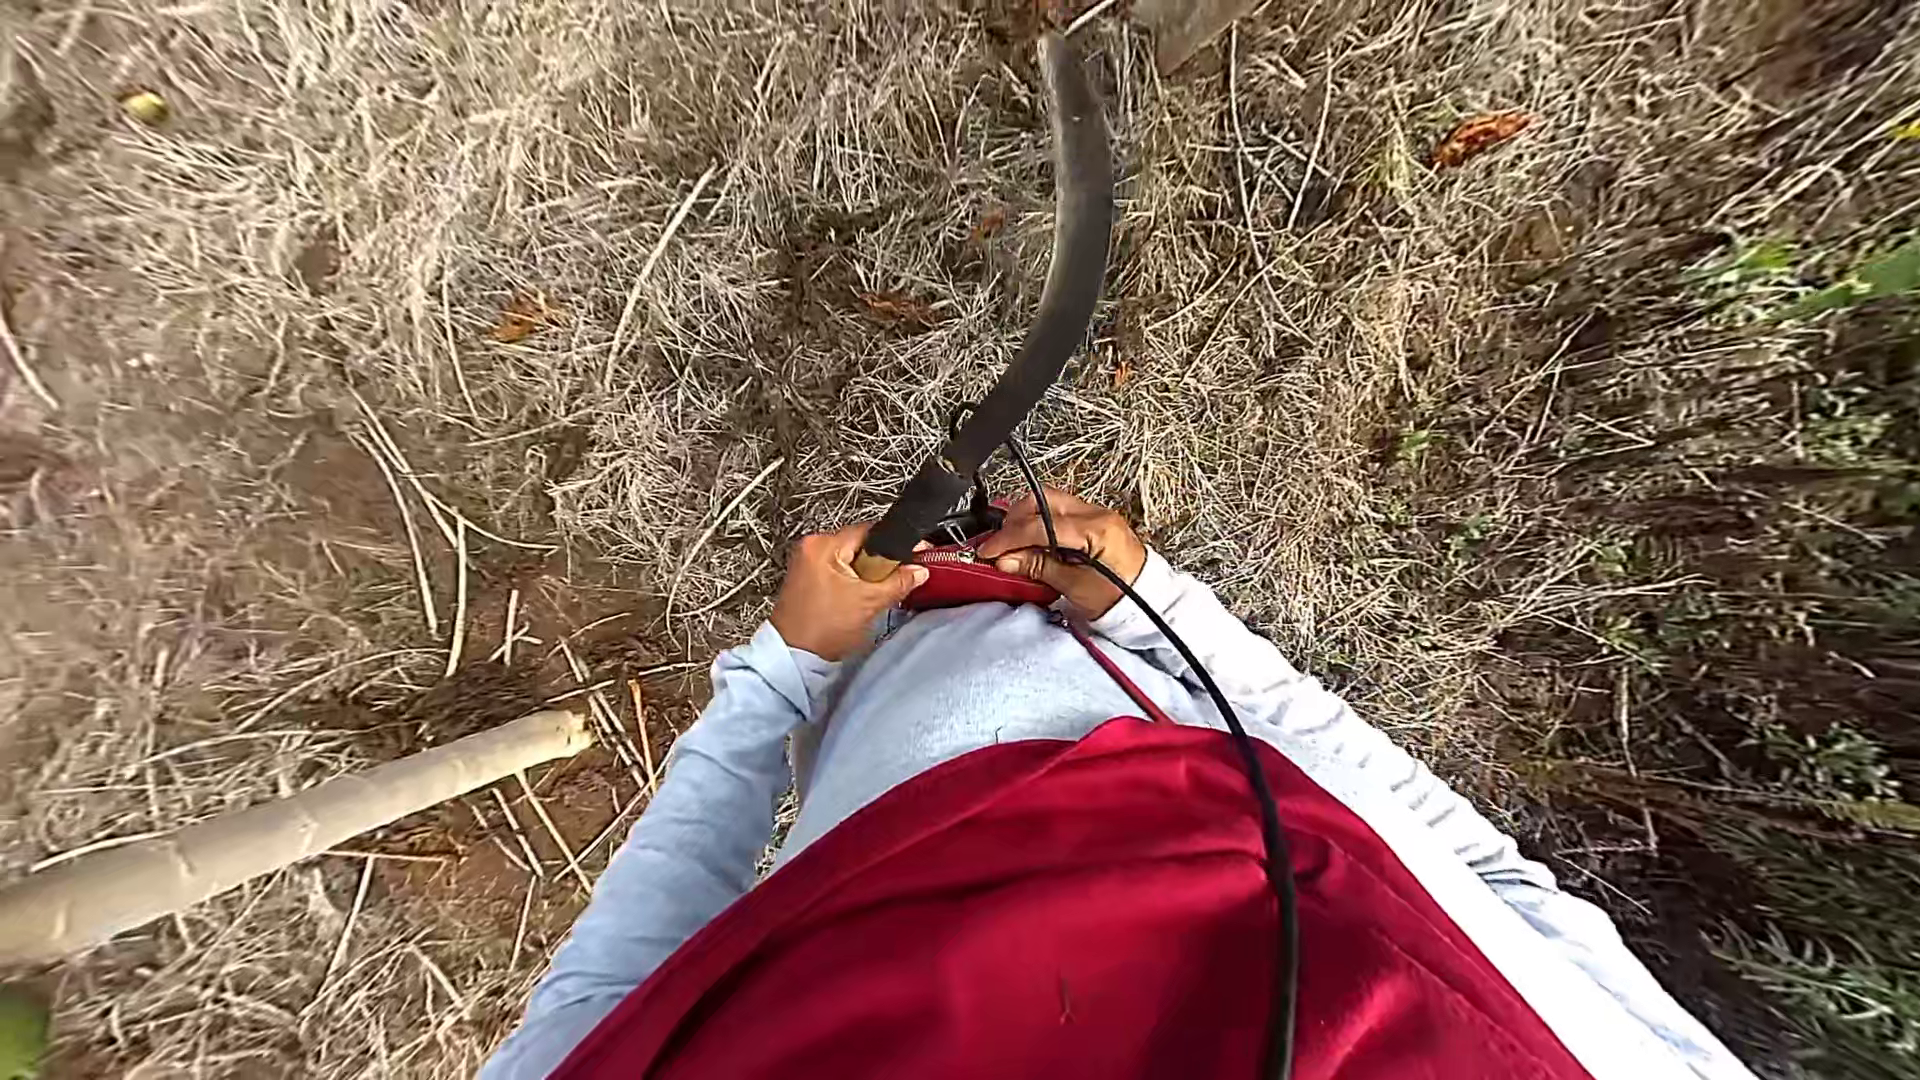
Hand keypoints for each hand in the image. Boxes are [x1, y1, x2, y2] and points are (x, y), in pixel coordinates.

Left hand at [770, 523, 928, 659]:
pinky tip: (854, 599)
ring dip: (866, 574)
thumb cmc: (821, 630)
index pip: (870, 532)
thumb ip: (898, 582)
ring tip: (868, 595)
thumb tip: (918, 571)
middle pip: (861, 545)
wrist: (794, 657)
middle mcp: (812, 547)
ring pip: (851, 559)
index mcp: (824, 545)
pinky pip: (839, 570)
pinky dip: (851, 581)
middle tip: (889, 582)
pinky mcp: (807, 577)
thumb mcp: (869, 603)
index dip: (894, 545)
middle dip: (880, 563)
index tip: (912, 556)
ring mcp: (807, 562)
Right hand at [975, 487, 1146, 618]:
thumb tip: (1006, 559)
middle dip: (1014, 520)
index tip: (988, 551)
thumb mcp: (1075, 587)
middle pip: (1041, 500)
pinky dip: (1038, 523)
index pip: (1040, 524)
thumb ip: (1039, 567)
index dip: (1009, 538)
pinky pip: (1058, 512)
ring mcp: (1095, 514)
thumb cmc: (1121, 599)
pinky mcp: (1092, 520)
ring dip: (1024, 520)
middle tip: (999, 545)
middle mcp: (1096, 514)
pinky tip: (1031, 543)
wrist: (1149, 604)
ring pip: (1048, 501)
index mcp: (1096, 529)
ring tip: (1013, 545)